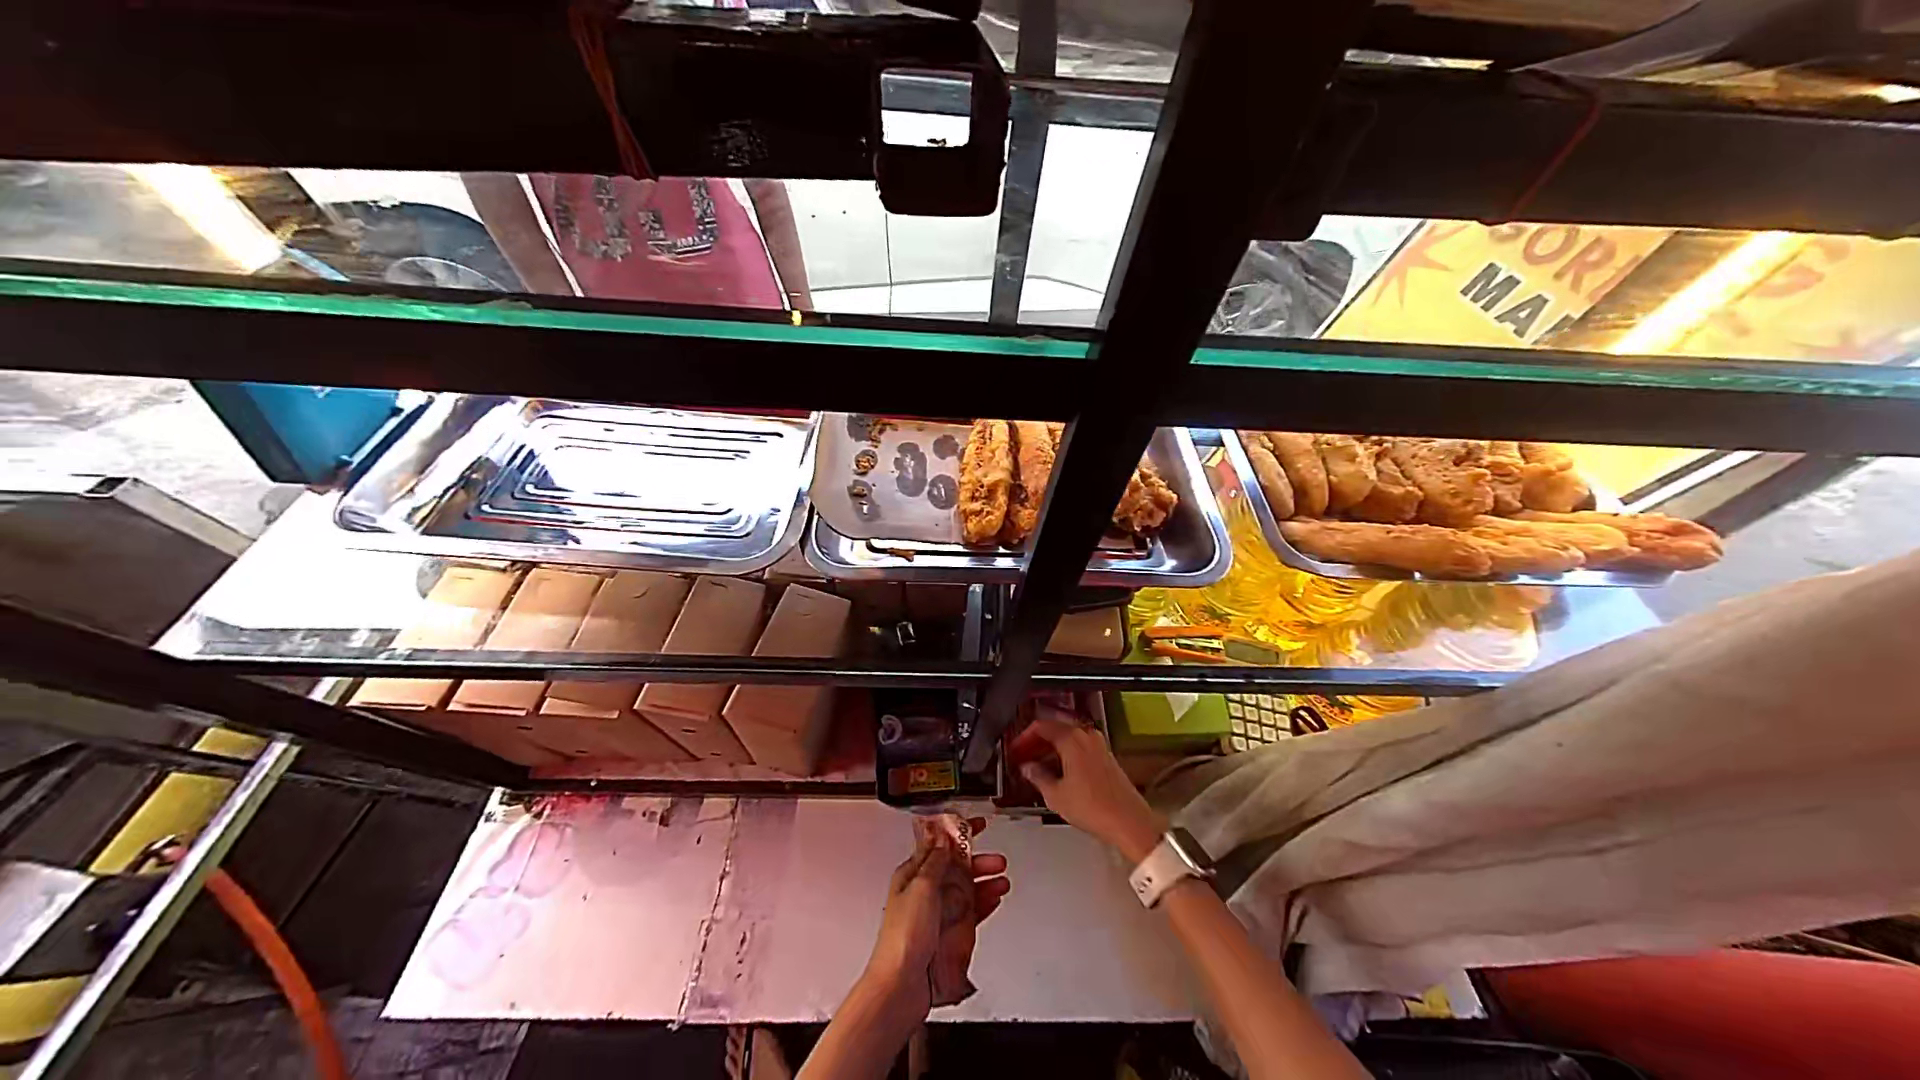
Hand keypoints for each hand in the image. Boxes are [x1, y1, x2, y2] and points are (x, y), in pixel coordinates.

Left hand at [865, 817, 1009, 1006]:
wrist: (904, 985)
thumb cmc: (901, 939)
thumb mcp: (920, 888)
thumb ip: (935, 863)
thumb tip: (944, 841)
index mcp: (913, 875)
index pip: (937, 845)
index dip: (955, 833)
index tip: (973, 824)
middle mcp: (926, 892)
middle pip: (957, 868)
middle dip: (977, 860)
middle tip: (995, 858)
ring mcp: (940, 913)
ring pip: (968, 888)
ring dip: (986, 880)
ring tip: (1001, 878)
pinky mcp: (951, 934)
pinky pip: (973, 911)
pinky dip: (985, 901)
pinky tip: (995, 896)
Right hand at [1015, 708, 1164, 863]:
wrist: (1128, 822)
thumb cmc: (1096, 807)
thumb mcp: (1055, 794)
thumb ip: (1037, 776)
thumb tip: (1029, 769)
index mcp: (1072, 738)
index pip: (1041, 726)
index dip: (1023, 737)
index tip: (1015, 748)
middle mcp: (1087, 737)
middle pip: (1055, 730)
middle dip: (1036, 743)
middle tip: (1022, 756)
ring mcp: (1099, 747)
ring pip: (1068, 740)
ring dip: (1051, 751)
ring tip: (1036, 768)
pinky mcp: (1106, 759)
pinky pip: (1080, 750)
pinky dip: (1065, 757)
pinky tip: (1058, 775)